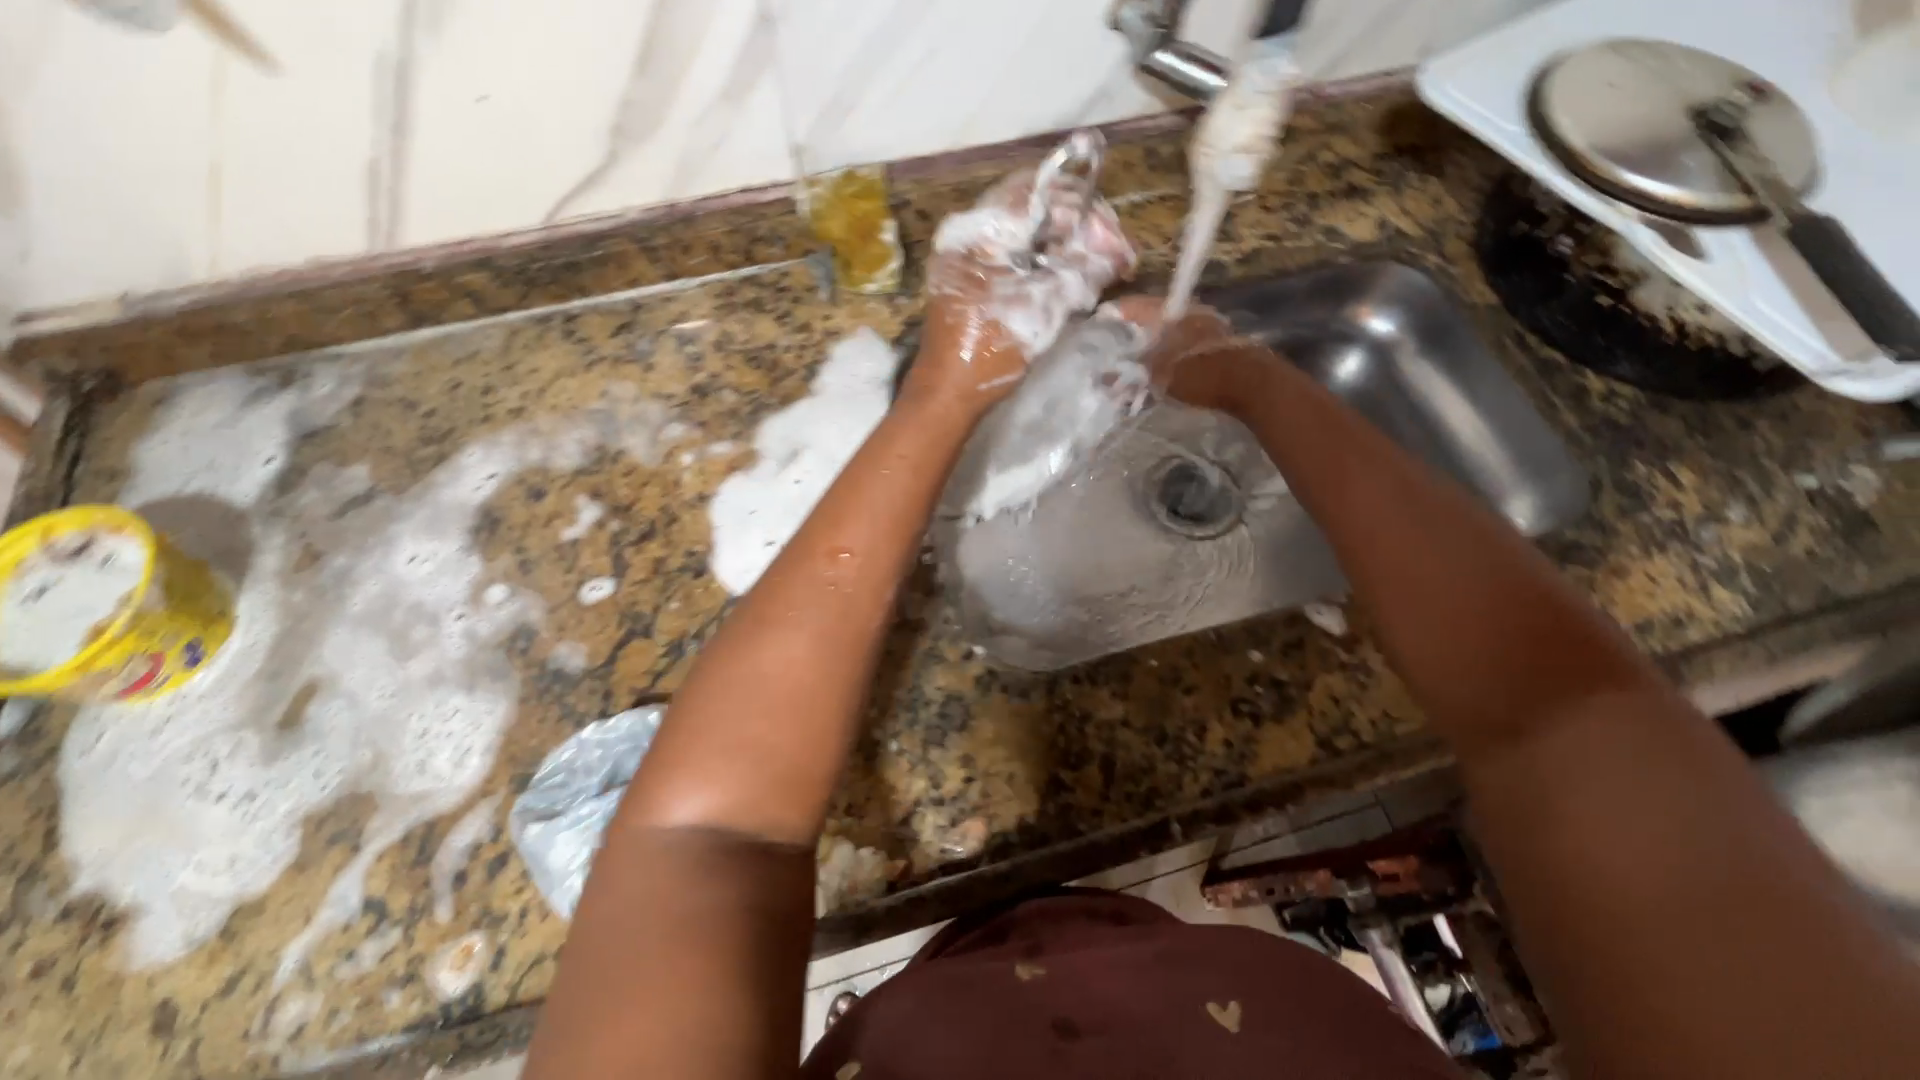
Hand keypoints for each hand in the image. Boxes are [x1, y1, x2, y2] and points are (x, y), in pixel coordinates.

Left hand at [905, 165, 1136, 415]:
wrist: (945, 394)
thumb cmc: (988, 353)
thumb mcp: (1041, 310)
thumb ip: (1080, 271)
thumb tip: (1117, 250)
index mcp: (979, 231)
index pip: (1038, 188)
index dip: (1082, 204)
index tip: (1110, 232)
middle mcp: (969, 232)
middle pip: (1034, 208)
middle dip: (1079, 226)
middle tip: (1112, 253)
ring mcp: (967, 254)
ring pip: (1028, 232)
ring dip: (1066, 245)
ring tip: (1099, 266)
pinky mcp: (972, 276)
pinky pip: (1016, 253)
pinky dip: (1046, 260)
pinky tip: (1071, 278)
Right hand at [1120, 298, 1277, 415]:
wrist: (1250, 383)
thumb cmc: (1200, 374)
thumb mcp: (1158, 375)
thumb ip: (1131, 371)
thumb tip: (1107, 374)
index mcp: (1168, 310)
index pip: (1130, 305)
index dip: (1111, 318)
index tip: (1096, 333)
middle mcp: (1185, 309)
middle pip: (1149, 317)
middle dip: (1130, 335)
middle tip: (1113, 354)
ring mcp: (1203, 323)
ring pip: (1166, 331)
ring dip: (1151, 347)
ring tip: (1135, 367)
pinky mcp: (1215, 340)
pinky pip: (1181, 343)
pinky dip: (1168, 354)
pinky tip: (1160, 371)